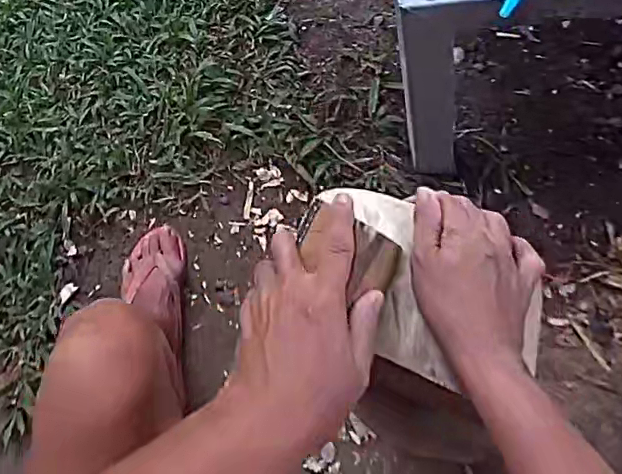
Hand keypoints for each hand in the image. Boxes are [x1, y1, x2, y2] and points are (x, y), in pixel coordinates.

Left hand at [220, 194, 385, 458]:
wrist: (266, 418)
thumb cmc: (313, 399)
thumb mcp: (356, 368)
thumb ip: (363, 325)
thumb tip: (371, 299)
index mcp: (323, 297)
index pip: (336, 244)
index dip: (341, 218)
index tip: (342, 202)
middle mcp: (291, 289)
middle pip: (288, 241)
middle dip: (296, 236)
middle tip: (305, 244)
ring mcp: (266, 299)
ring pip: (267, 261)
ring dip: (277, 264)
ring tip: (288, 279)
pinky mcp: (249, 314)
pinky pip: (255, 288)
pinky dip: (264, 289)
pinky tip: (273, 306)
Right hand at [411, 187, 545, 381]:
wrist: (483, 352)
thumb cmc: (448, 310)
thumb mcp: (422, 262)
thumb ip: (424, 223)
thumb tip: (426, 195)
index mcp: (465, 231)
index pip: (449, 199)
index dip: (433, 202)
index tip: (423, 212)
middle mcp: (491, 238)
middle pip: (472, 208)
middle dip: (453, 210)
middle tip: (436, 227)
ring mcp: (511, 258)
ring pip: (496, 222)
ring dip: (479, 221)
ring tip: (464, 235)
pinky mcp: (524, 279)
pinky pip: (525, 251)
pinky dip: (514, 244)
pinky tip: (504, 249)